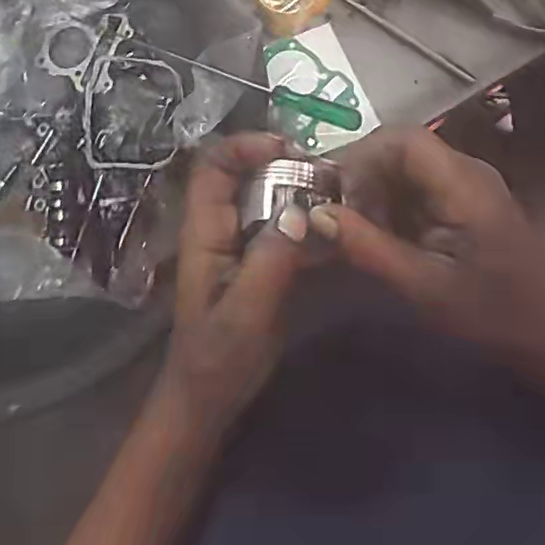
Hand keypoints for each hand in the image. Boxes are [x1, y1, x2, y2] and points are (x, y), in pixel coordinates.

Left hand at [158, 133, 308, 433]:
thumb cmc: (217, 358)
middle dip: (283, 162)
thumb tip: (300, 211)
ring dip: (301, 188)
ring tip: (339, 193)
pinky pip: (285, 224)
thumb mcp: (245, 312)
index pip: (213, 165)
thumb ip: (270, 261)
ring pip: (268, 196)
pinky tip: (338, 226)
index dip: (245, 145)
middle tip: (326, 172)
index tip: (288, 148)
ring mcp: (243, 242)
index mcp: (205, 230)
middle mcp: (222, 227)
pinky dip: (309, 217)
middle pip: (246, 173)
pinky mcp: (262, 259)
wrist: (210, 399)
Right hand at [311, 126, 544, 380]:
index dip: (361, 157)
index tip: (336, 196)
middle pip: (401, 148)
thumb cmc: (497, 315)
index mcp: (463, 182)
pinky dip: (392, 205)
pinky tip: (385, 239)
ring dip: (375, 192)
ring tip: (359, 233)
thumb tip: (316, 215)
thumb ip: (370, 249)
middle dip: (364, 176)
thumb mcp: (426, 287)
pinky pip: (418, 187)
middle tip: (341, 219)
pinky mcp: (465, 201)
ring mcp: (468, 184)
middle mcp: (466, 170)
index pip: (403, 138)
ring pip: (406, 167)